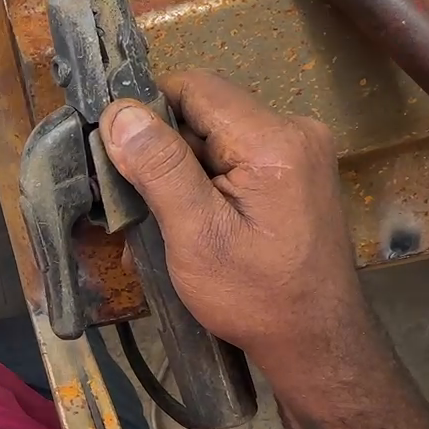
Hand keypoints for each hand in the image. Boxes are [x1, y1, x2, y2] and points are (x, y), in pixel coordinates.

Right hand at [99, 72, 372, 377]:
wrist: (313, 341)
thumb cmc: (254, 295)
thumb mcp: (196, 234)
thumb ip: (160, 168)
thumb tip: (118, 111)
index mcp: (273, 139)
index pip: (193, 87)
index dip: (145, 111)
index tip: (115, 153)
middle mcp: (292, 130)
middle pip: (201, 111)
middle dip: (158, 149)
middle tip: (131, 199)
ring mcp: (294, 152)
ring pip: (210, 137)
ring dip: (174, 171)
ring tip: (155, 219)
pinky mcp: (289, 173)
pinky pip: (227, 158)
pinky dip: (197, 183)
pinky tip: (183, 221)